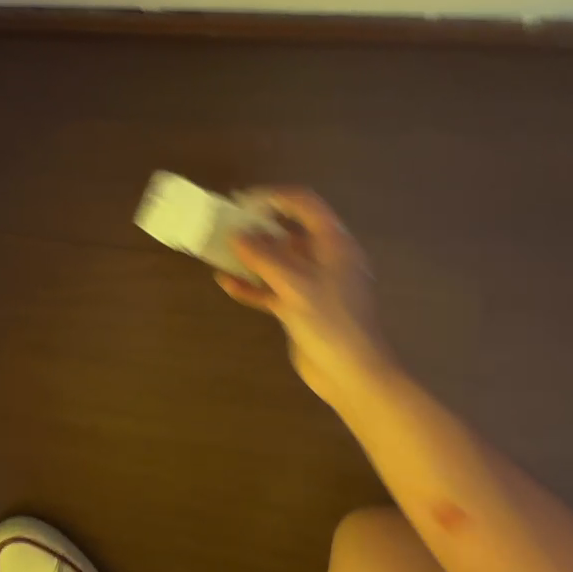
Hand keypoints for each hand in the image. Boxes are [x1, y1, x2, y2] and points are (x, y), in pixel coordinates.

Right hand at [216, 187, 397, 408]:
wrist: (352, 374)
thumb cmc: (330, 321)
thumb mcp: (294, 283)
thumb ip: (262, 256)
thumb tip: (236, 235)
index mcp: (334, 244)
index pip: (304, 204)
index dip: (273, 197)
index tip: (241, 202)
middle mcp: (325, 259)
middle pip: (288, 230)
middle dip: (257, 226)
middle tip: (226, 225)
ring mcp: (314, 284)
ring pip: (278, 259)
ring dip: (250, 255)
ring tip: (220, 252)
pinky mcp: (301, 307)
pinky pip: (272, 287)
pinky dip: (252, 284)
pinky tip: (226, 284)